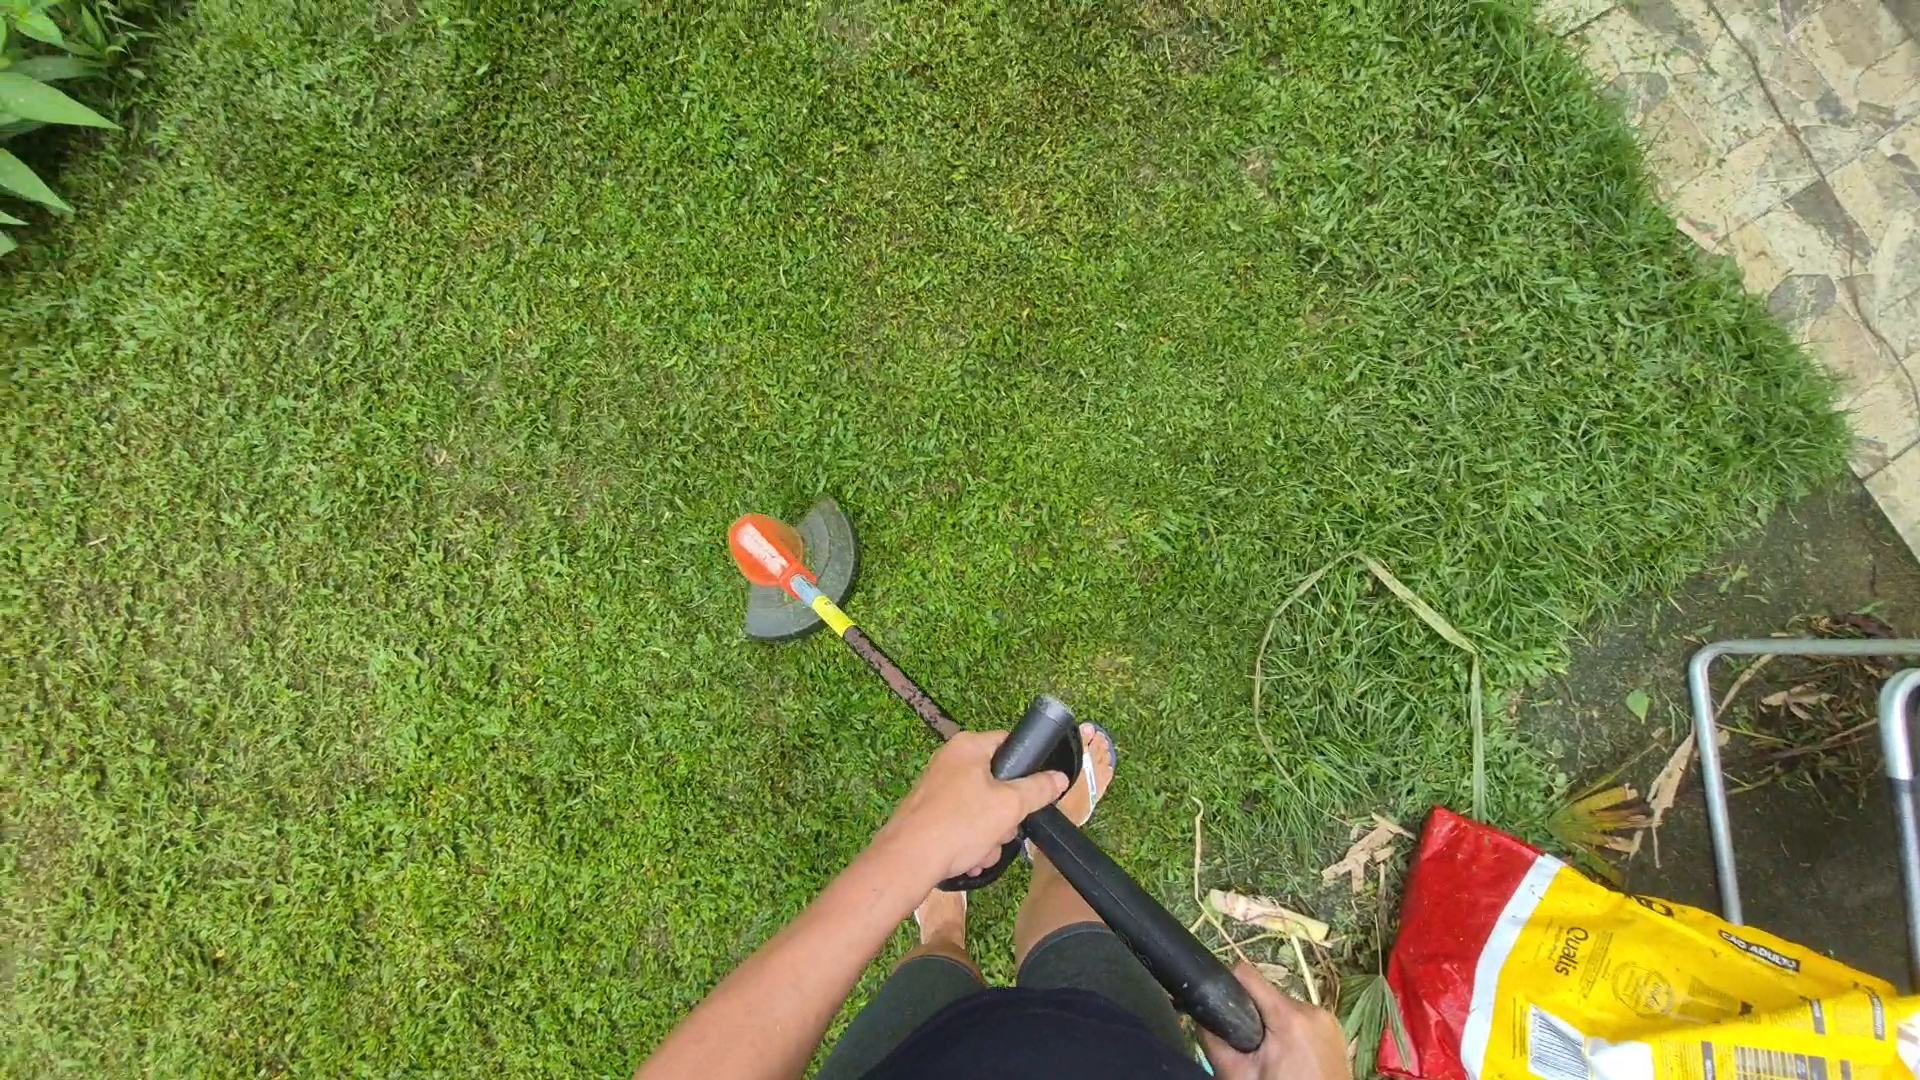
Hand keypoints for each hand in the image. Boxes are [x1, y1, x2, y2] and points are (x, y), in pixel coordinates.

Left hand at [872, 731, 1069, 884]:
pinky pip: (962, 822)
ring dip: (989, 835)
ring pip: (981, 808)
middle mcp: (950, 760)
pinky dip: (969, 842)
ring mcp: (937, 786)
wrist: (907, 860)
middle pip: (997, 782)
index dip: (1027, 768)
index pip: (1009, 744)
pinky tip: (968, 860)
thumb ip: (1038, 790)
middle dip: (1005, 815)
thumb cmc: (959, 824)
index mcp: (968, 746)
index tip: (1034, 794)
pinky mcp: (929, 812)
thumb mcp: (1009, 806)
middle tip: (1003, 831)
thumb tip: (1059, 777)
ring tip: (981, 852)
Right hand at [1199, 963, 1349, 1079]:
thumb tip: (1198, 1013)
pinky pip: (1302, 1017)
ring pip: (1283, 1005)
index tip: (1226, 1013)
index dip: (1230, 988)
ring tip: (1274, 1057)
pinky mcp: (1336, 1028)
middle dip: (1254, 1016)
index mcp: (1289, 1017)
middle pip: (1265, 993)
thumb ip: (1213, 1040)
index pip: (1245, 974)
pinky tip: (1293, 1057)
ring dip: (1273, 1024)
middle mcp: (1312, 1009)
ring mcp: (1327, 1018)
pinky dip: (1292, 1031)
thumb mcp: (1238, 1075)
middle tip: (1252, 1049)